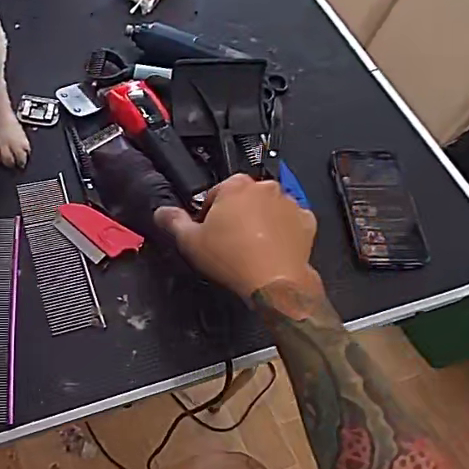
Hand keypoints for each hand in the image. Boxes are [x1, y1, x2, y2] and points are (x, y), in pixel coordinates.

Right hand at [156, 174, 319, 297]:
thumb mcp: (191, 242)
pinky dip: (284, 232)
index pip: (217, 192)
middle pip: (246, 198)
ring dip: (261, 221)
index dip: (211, 212)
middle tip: (230, 242)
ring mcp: (288, 203)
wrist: (275, 283)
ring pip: (270, 208)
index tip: (210, 230)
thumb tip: (162, 212)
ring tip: (252, 248)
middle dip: (238, 214)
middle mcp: (265, 188)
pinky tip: (272, 250)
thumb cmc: (234, 260)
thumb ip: (174, 222)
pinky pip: (291, 222)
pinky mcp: (306, 221)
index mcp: (235, 186)